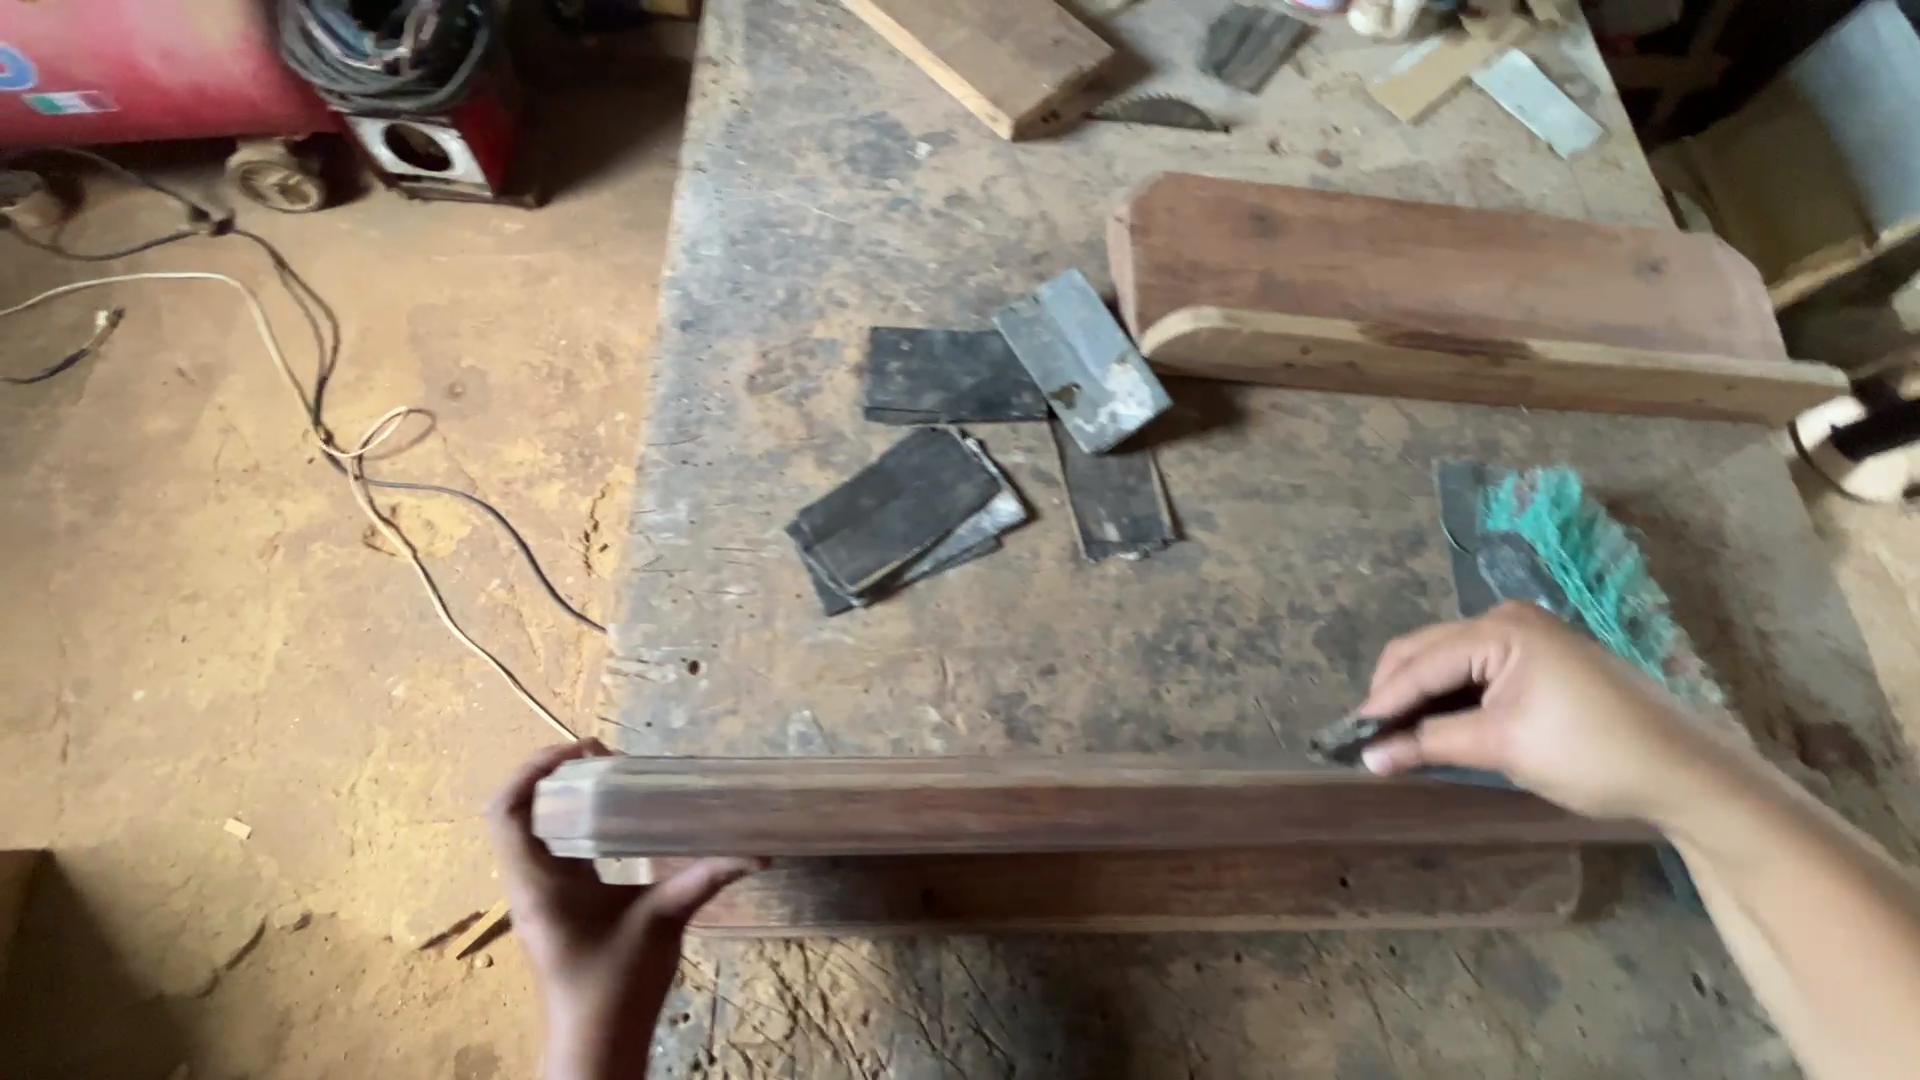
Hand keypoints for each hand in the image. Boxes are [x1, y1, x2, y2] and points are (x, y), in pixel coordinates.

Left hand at [487, 740, 760, 1079]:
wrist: (596, 1045)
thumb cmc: (618, 986)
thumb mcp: (665, 922)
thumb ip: (707, 877)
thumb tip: (759, 851)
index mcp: (540, 885)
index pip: (508, 814)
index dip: (534, 770)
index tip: (583, 750)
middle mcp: (529, 886)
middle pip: (513, 813)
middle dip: (549, 774)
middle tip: (600, 755)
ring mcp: (537, 897)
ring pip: (525, 830)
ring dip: (555, 795)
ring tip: (603, 774)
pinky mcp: (554, 905)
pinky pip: (546, 848)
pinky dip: (567, 821)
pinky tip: (607, 816)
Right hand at [1356, 602, 1751, 826]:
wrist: (1692, 777)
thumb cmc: (1595, 755)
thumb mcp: (1503, 747)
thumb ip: (1429, 743)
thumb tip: (1368, 756)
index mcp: (1501, 629)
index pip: (1420, 664)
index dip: (1382, 701)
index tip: (1349, 735)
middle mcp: (1507, 618)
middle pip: (1425, 651)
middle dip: (1394, 693)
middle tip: (1370, 736)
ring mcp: (1524, 634)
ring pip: (1444, 658)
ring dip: (1418, 694)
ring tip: (1394, 732)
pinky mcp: (1537, 656)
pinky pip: (1470, 667)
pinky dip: (1446, 694)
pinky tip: (1433, 721)